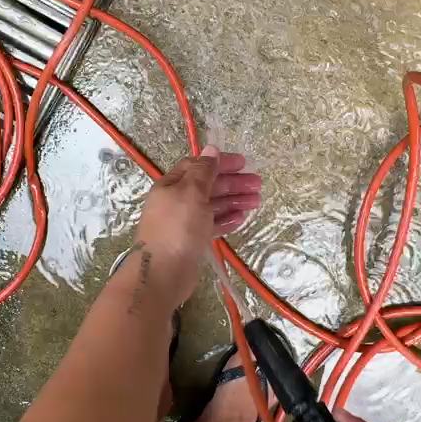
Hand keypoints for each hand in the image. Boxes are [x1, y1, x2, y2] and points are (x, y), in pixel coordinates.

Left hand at [129, 145, 261, 302]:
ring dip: (234, 201)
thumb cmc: (177, 227)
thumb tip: (211, 148)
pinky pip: (211, 225)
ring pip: (212, 206)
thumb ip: (204, 171)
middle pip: (208, 186)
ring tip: (256, 201)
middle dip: (233, 183)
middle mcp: (176, 201)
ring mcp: (183, 223)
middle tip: (257, 185)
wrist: (163, 273)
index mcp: (171, 185)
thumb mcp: (192, 192)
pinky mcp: (191, 242)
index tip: (244, 163)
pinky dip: (226, 220)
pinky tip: (241, 217)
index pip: (198, 166)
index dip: (220, 163)